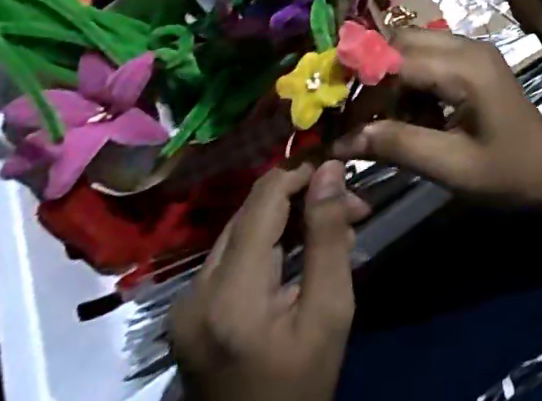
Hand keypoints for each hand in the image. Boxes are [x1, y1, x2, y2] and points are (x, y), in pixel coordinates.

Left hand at [171, 163, 372, 400]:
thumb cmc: (303, 382)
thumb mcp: (330, 310)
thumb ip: (328, 236)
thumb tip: (331, 169)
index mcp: (230, 293)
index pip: (263, 200)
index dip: (302, 170)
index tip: (344, 162)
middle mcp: (195, 290)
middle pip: (250, 211)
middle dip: (304, 193)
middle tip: (354, 202)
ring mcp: (187, 302)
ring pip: (242, 228)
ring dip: (289, 215)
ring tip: (338, 223)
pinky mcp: (191, 311)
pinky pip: (234, 253)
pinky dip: (271, 240)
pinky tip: (304, 248)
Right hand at [329, 29, 541, 205]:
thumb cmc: (508, 171)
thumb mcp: (451, 166)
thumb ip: (398, 145)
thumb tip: (341, 140)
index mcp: (466, 68)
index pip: (396, 59)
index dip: (359, 84)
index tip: (329, 114)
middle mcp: (468, 47)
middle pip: (401, 42)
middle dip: (370, 76)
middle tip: (350, 119)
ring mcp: (472, 52)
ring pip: (411, 48)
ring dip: (389, 81)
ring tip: (380, 126)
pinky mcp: (472, 63)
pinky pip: (427, 60)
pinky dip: (408, 84)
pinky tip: (410, 120)